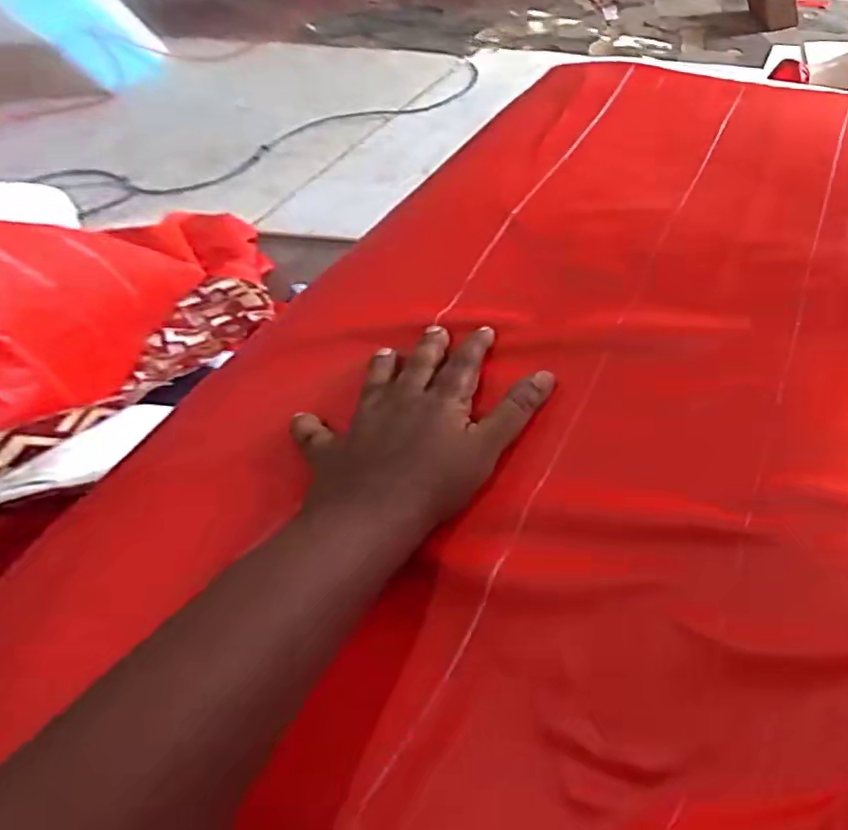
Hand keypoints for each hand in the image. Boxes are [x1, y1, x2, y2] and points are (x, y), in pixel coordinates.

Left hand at [290, 326, 554, 547]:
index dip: (475, 347)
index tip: (483, 329)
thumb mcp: (488, 446)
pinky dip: (310, 427)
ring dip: (380, 369)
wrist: (369, 518)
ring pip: (374, 387)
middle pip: (418, 368)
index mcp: (442, 402)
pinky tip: (302, 418)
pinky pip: (318, 435)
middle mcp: (403, 402)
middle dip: (430, 348)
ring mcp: (365, 424)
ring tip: (383, 353)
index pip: (463, 366)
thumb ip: (516, 410)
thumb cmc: (438, 483)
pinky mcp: (334, 451)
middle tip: (434, 330)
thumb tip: (545, 374)